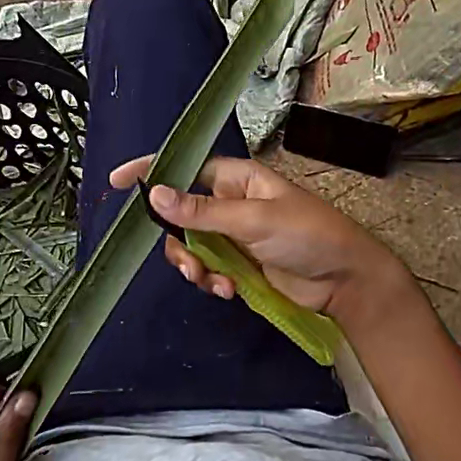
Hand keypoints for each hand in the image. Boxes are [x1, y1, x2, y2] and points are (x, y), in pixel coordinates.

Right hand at [109, 155, 410, 326]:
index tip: (116, 183)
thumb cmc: (307, 235)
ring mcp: (232, 236)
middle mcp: (227, 204)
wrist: (343, 280)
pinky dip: (211, 281)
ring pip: (190, 249)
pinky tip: (230, 291)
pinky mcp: (238, 264)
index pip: (183, 169)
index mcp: (234, 180)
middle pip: (179, 218)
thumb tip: (154, 195)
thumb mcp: (253, 220)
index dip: (150, 173)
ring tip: (216, 284)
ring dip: (195, 268)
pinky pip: (207, 269)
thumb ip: (201, 212)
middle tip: (189, 266)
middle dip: (179, 246)